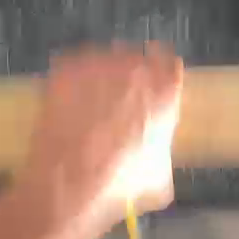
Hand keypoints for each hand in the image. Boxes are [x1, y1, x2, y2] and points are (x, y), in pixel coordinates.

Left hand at [9, 44, 183, 238]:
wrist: (69, 180)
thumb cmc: (119, 180)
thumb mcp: (159, 176)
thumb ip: (163, 151)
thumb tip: (157, 156)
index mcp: (166, 90)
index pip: (170, 66)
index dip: (160, 78)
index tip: (152, 90)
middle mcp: (136, 67)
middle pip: (137, 59)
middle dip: (129, 76)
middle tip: (119, 101)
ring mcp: (99, 64)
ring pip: (104, 60)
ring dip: (100, 76)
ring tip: (89, 104)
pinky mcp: (67, 68)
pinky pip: (72, 66)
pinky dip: (71, 81)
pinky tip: (69, 104)